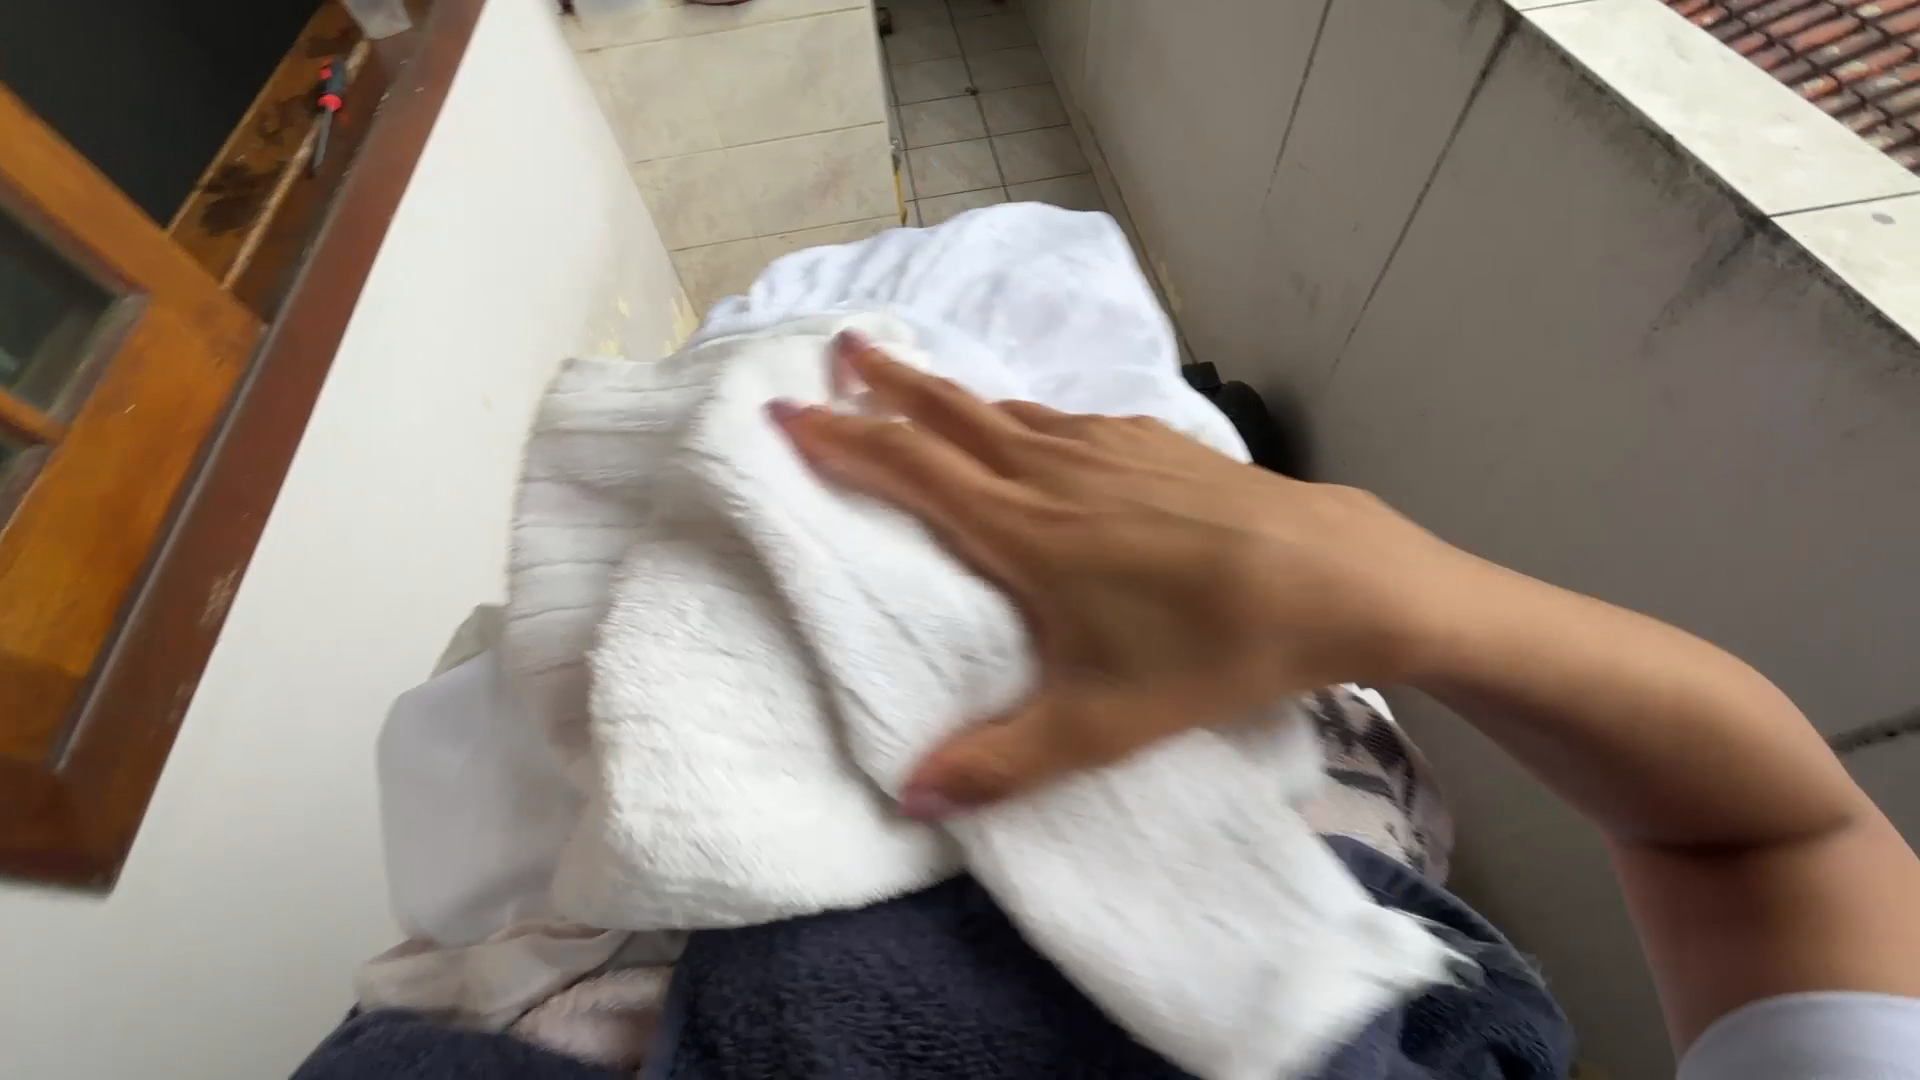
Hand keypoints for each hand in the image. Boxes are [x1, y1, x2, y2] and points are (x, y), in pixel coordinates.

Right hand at [770, 332, 1479, 818]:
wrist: (1332, 577)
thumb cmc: (1210, 648)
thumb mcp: (1101, 723)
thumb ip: (1002, 762)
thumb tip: (909, 798)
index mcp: (1024, 531)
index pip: (910, 470)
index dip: (845, 441)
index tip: (791, 412)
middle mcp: (1052, 473)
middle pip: (950, 416)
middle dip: (888, 384)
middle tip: (843, 350)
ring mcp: (1106, 448)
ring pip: (1004, 410)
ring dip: (949, 394)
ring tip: (913, 378)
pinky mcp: (1152, 442)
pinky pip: (1061, 418)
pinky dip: (1018, 414)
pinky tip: (1027, 425)